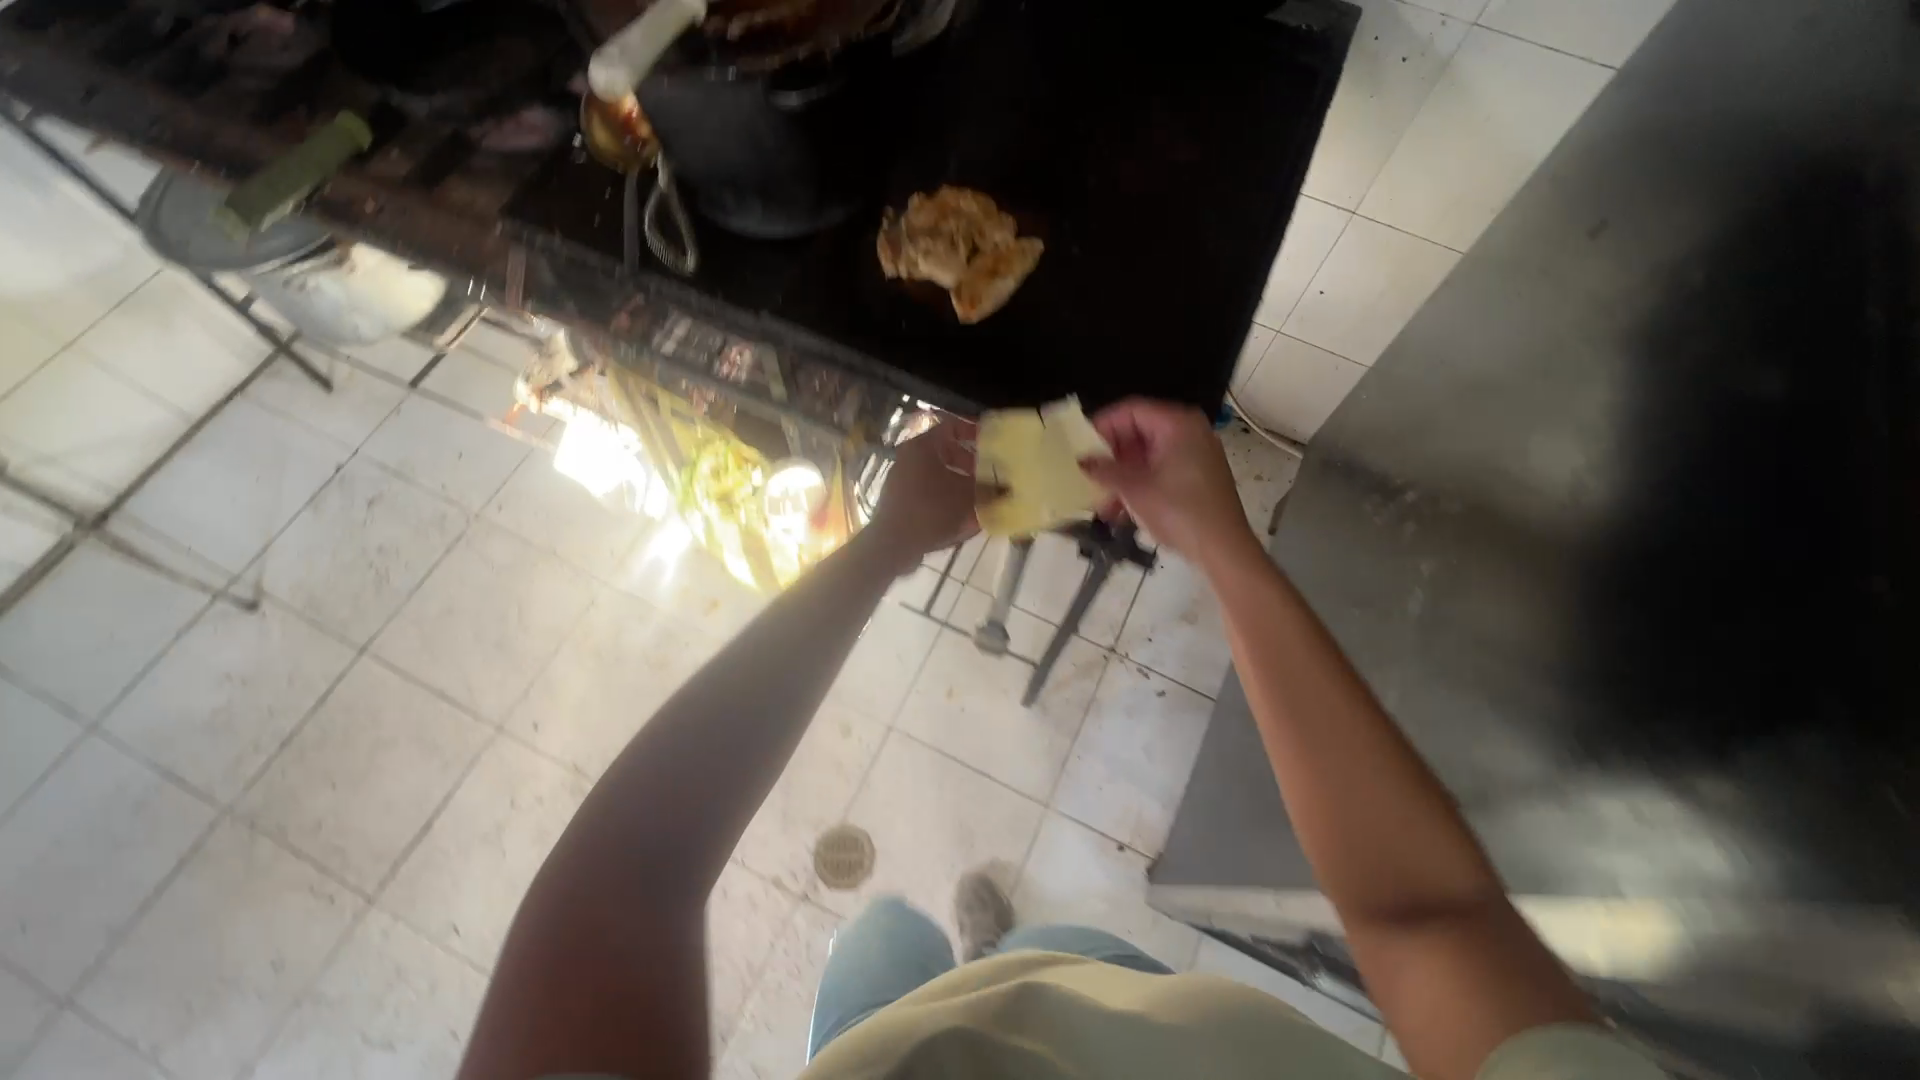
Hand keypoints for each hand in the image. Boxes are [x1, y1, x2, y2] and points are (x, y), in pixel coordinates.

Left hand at [865, 417, 981, 566]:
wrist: (893, 544)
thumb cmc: (931, 510)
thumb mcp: (967, 496)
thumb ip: (988, 488)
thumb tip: (1006, 486)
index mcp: (922, 446)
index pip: (951, 425)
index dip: (974, 430)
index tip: (993, 442)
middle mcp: (909, 457)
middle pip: (945, 451)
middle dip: (970, 461)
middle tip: (989, 472)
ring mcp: (902, 479)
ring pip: (938, 473)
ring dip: (960, 481)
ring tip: (981, 496)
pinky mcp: (901, 500)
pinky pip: (929, 491)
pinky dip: (947, 497)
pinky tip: (963, 515)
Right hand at [1080, 398, 1255, 562]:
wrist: (1223, 549)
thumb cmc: (1180, 512)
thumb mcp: (1135, 489)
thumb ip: (1104, 470)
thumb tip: (1081, 461)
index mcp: (1178, 424)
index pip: (1131, 411)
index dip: (1103, 426)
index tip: (1080, 446)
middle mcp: (1189, 433)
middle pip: (1139, 433)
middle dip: (1111, 457)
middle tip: (1088, 475)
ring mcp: (1195, 455)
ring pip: (1147, 456)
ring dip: (1122, 477)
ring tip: (1102, 502)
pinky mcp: (1197, 478)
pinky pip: (1160, 472)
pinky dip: (1140, 486)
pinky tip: (1120, 512)